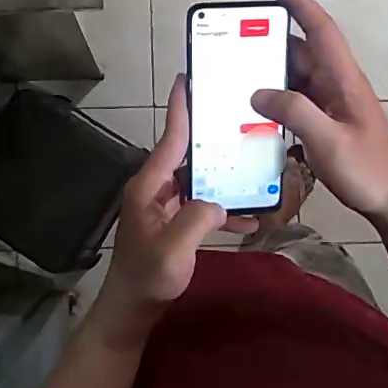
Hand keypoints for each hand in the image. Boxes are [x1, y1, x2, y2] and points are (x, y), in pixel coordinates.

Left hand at [88, 76, 226, 349]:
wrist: (133, 306)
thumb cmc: (147, 277)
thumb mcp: (172, 250)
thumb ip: (195, 221)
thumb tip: (219, 202)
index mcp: (148, 187)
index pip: (169, 142)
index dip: (179, 111)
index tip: (187, 81)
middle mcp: (153, 189)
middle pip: (185, 154)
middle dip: (210, 138)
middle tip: (238, 117)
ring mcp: (162, 205)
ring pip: (196, 179)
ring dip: (222, 176)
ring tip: (255, 164)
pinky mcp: (172, 221)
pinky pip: (200, 204)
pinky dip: (221, 207)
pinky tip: (248, 218)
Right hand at [249, 0, 387, 241]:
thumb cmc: (371, 170)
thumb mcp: (330, 141)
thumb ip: (295, 113)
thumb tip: (257, 92)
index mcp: (342, 81)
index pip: (321, 32)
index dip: (299, 6)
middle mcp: (334, 86)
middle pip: (298, 53)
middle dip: (267, 41)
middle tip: (231, 40)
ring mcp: (328, 105)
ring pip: (291, 78)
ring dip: (264, 73)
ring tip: (229, 74)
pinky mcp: (322, 123)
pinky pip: (290, 101)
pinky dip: (268, 99)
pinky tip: (246, 111)